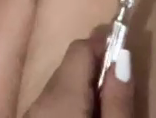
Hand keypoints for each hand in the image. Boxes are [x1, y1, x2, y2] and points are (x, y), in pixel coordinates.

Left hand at [21, 31, 135, 117]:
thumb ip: (118, 98)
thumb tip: (124, 56)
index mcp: (61, 93)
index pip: (80, 47)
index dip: (104, 45)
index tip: (125, 52)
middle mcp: (40, 97)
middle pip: (70, 65)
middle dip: (95, 68)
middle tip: (119, 85)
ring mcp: (30, 112)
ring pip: (60, 85)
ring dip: (83, 87)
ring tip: (104, 105)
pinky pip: (52, 102)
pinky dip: (69, 103)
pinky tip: (85, 116)